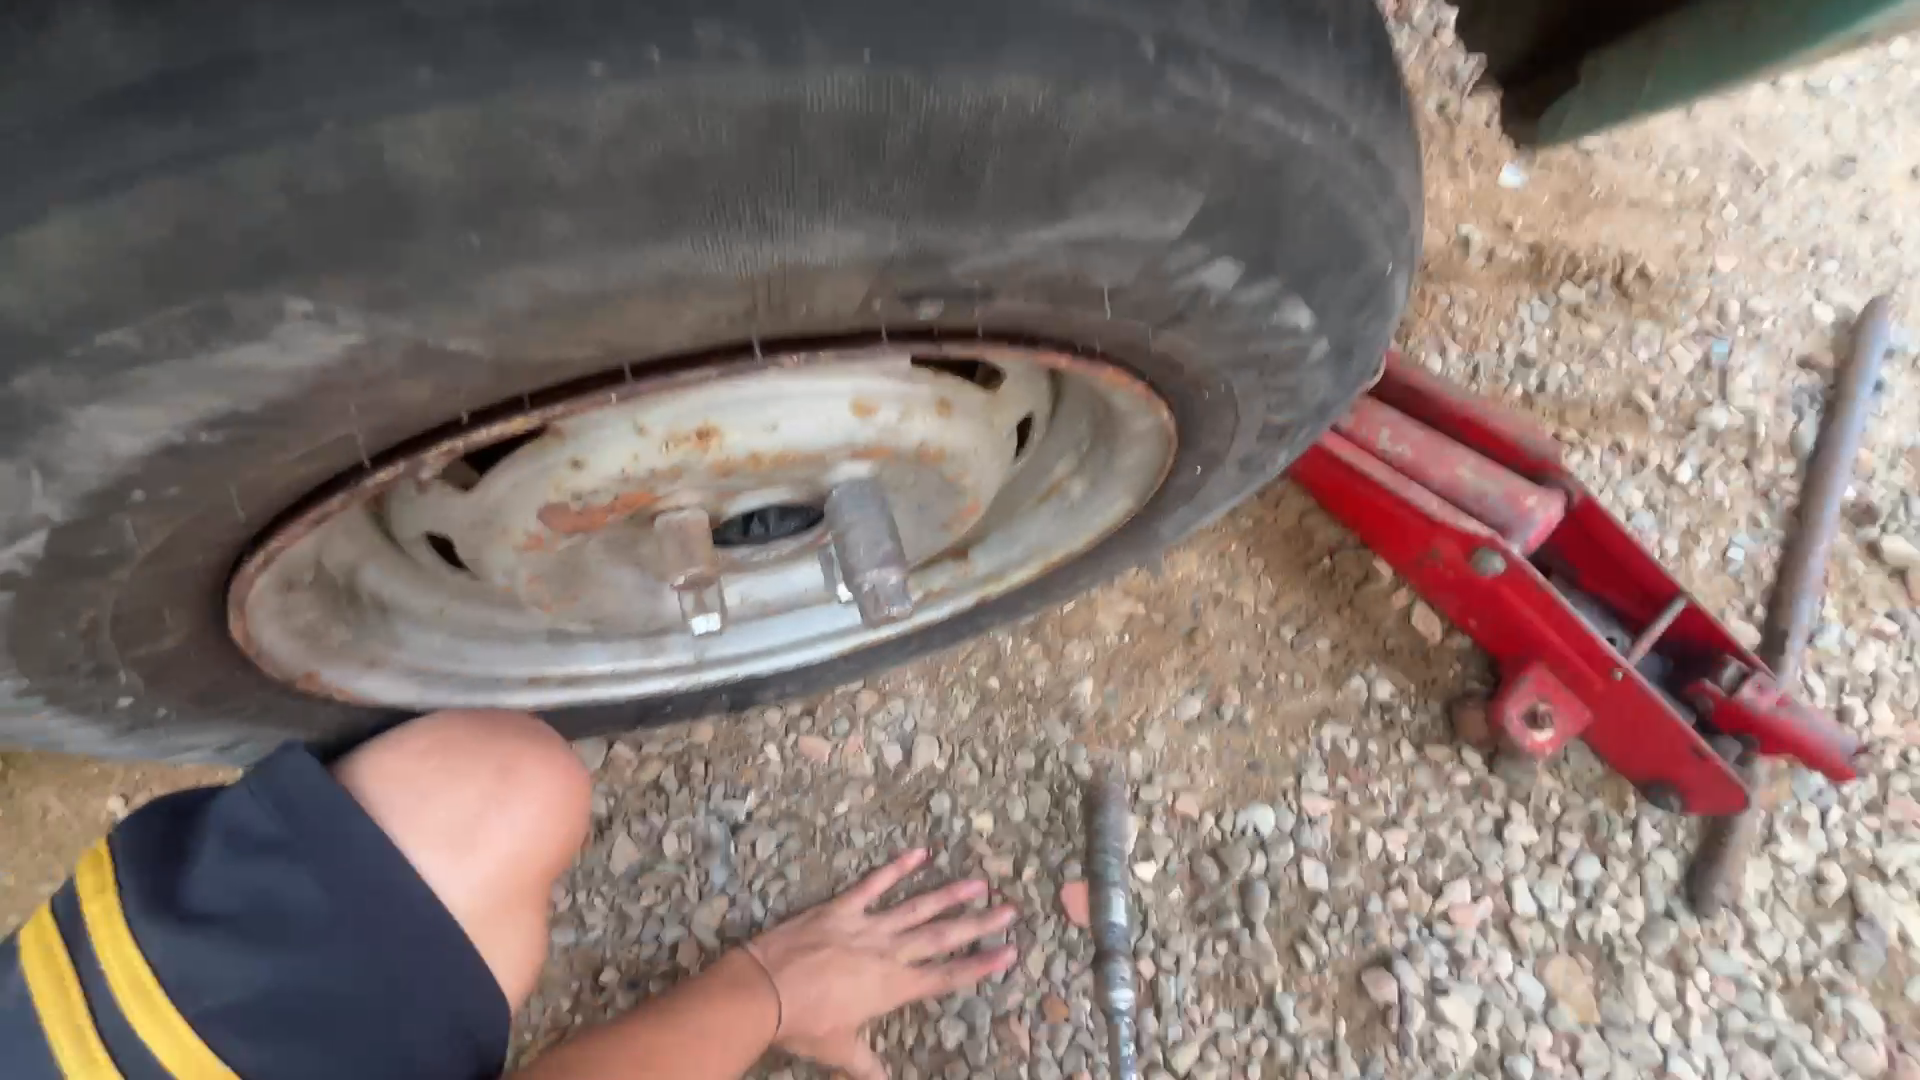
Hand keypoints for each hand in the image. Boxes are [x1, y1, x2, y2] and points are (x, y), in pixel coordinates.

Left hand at [741, 848, 1016, 1078]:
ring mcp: (868, 924)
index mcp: (892, 987)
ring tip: (978, 883)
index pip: (946, 976)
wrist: (765, 990)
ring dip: (949, 894)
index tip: (1009, 952)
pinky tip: (920, 852)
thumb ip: (866, 1066)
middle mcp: (889, 952)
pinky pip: (874, 883)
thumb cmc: (803, 1023)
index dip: (979, 965)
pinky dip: (897, 867)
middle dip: (978, 924)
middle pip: (942, 937)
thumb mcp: (838, 1050)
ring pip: (917, 907)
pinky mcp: (844, 906)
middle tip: (1009, 910)